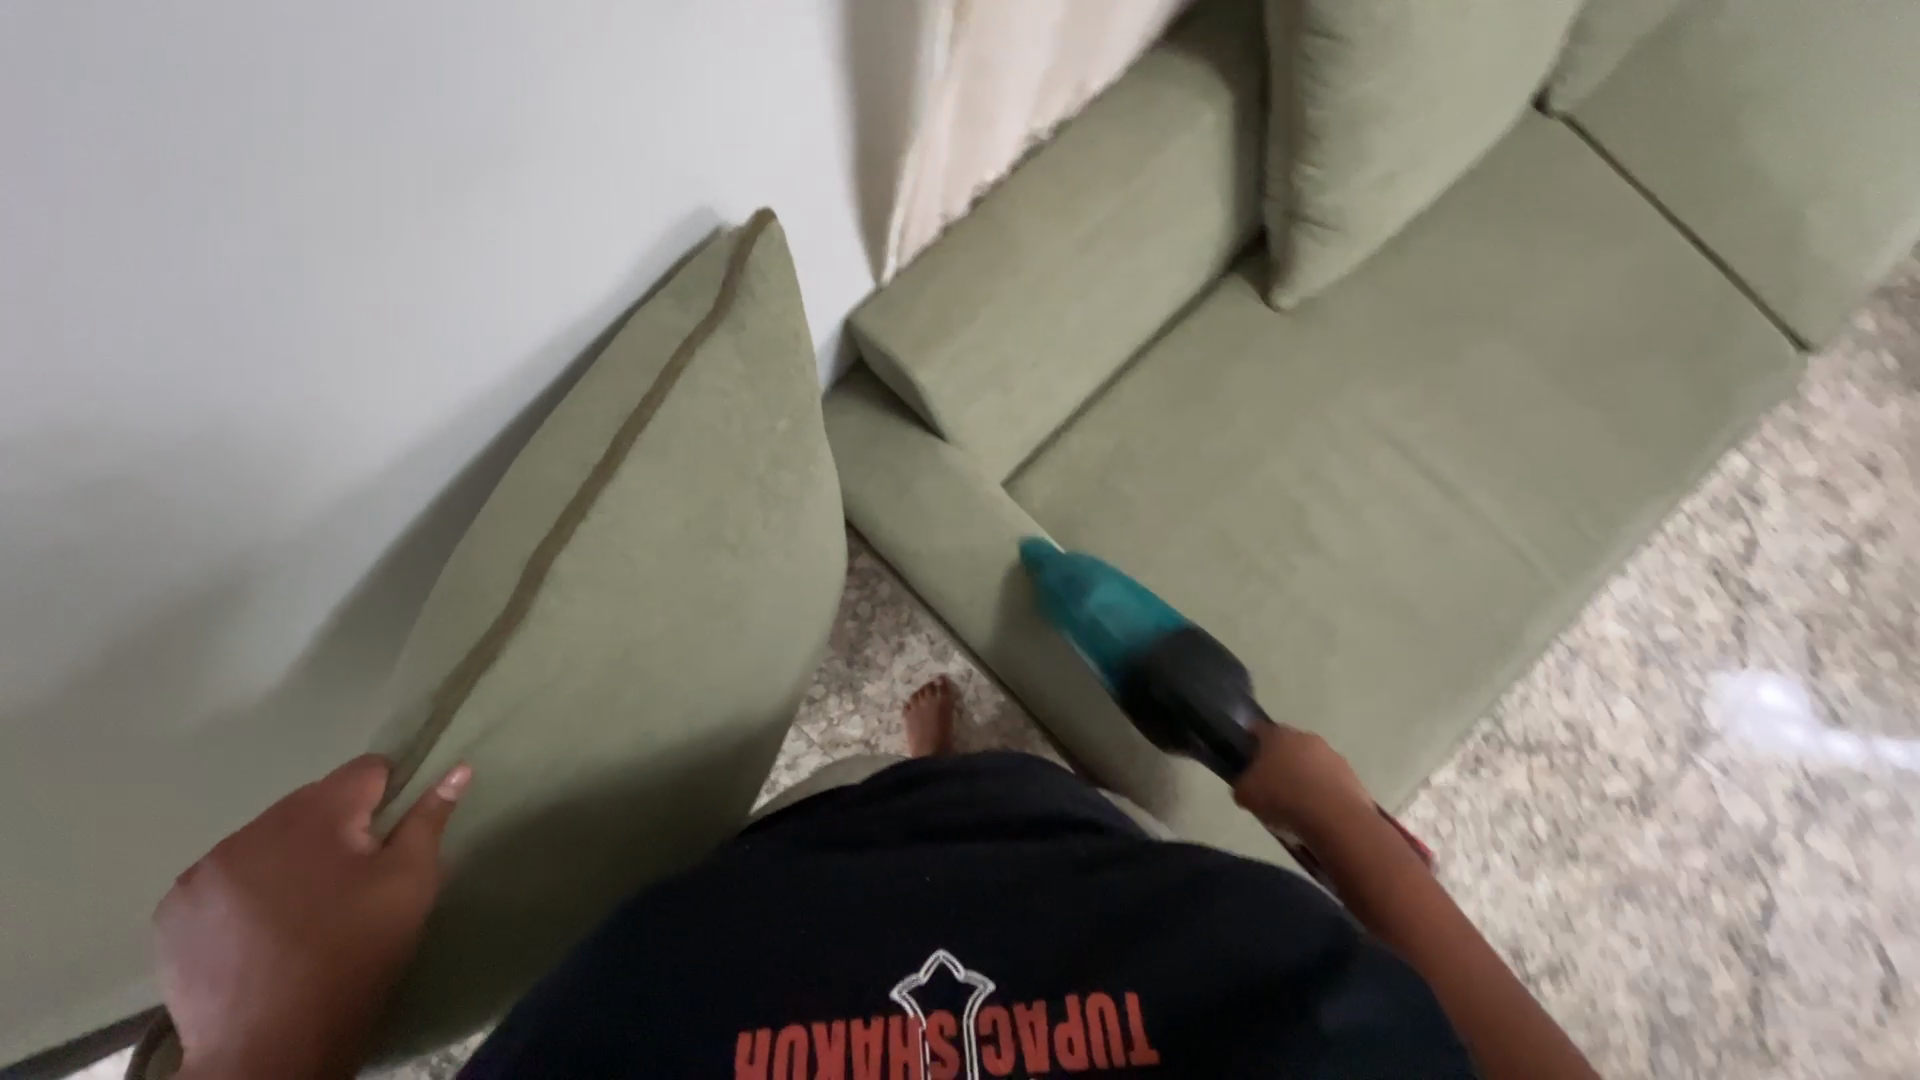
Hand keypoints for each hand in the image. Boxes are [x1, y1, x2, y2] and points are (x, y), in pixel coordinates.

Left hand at [155, 755, 469, 1079]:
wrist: (273, 1048)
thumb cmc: (357, 952)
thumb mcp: (412, 881)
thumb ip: (430, 818)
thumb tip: (458, 768)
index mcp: (313, 816)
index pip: (364, 771)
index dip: (390, 795)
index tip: (394, 837)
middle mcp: (251, 831)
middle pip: (313, 802)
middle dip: (339, 827)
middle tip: (356, 879)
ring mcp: (204, 872)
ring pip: (268, 838)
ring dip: (293, 855)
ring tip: (310, 906)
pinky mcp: (175, 911)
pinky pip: (228, 876)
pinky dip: (251, 888)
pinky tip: (265, 928)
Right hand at [1232, 723, 1375, 843]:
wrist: (1335, 819)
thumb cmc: (1282, 798)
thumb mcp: (1245, 794)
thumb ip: (1242, 784)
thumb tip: (1247, 785)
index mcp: (1276, 735)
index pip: (1257, 729)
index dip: (1248, 743)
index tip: (1245, 761)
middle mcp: (1305, 737)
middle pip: (1286, 745)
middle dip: (1279, 761)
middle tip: (1270, 785)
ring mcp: (1332, 755)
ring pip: (1311, 762)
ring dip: (1303, 776)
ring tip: (1296, 804)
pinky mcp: (1351, 775)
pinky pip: (1330, 780)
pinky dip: (1323, 792)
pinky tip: (1317, 812)